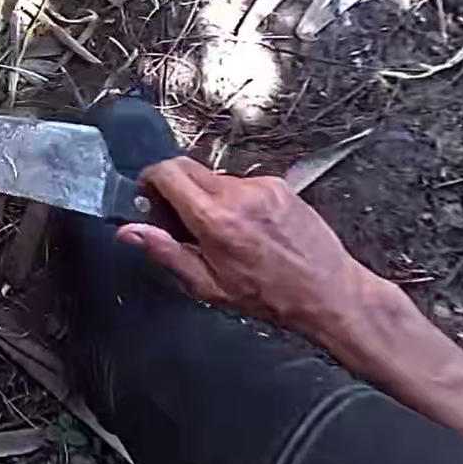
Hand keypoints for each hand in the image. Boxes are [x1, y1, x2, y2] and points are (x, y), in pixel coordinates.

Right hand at [116, 157, 387, 332]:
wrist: (332, 294)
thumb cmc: (273, 296)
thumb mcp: (208, 285)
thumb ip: (165, 252)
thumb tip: (130, 232)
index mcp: (216, 220)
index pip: (167, 172)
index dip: (149, 179)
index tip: (147, 193)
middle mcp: (239, 195)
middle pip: (185, 167)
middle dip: (172, 185)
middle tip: (175, 215)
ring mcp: (262, 187)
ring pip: (211, 176)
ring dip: (203, 195)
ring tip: (218, 229)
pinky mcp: (278, 186)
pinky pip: (239, 182)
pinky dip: (231, 198)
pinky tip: (244, 225)